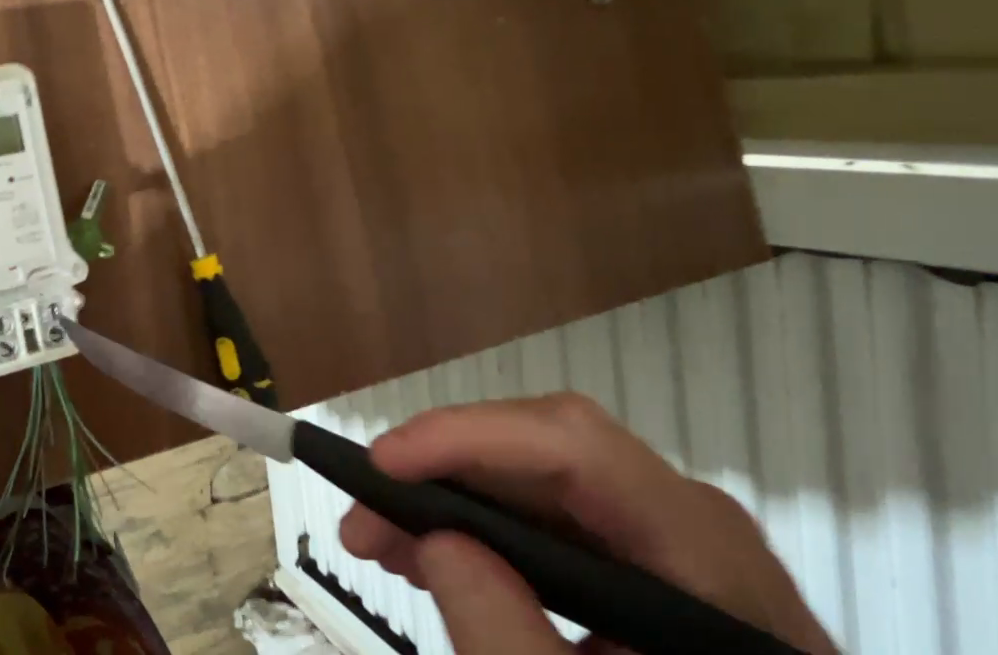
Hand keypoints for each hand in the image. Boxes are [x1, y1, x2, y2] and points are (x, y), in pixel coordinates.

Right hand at [338, 394, 835, 654]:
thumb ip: (510, 640)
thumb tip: (436, 540)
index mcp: (713, 566)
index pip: (581, 450)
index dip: (469, 438)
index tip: (380, 466)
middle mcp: (695, 523)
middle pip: (548, 449)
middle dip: (439, 470)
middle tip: (361, 523)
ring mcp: (671, 533)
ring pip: (536, 472)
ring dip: (447, 494)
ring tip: (378, 542)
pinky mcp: (644, 553)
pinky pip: (547, 510)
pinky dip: (479, 521)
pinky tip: (432, 550)